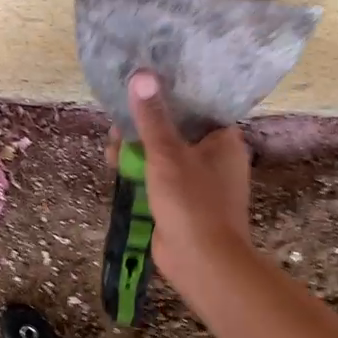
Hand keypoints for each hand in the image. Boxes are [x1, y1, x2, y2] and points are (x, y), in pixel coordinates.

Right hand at [123, 70, 252, 279]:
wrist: (202, 262)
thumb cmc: (191, 201)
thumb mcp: (166, 153)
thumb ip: (151, 115)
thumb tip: (141, 75)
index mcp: (224, 141)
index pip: (198, 106)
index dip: (170, 94)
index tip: (142, 87)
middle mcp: (215, 157)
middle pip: (175, 128)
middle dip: (143, 125)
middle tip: (118, 125)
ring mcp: (199, 180)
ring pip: (163, 151)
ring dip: (137, 148)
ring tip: (112, 149)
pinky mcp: (182, 199)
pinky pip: (158, 173)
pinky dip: (140, 169)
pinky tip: (117, 167)